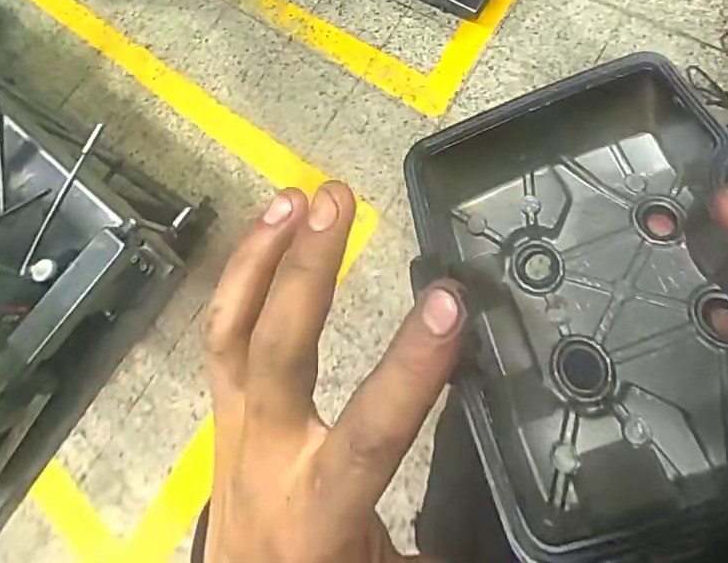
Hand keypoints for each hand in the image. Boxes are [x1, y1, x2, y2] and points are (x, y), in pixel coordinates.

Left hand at [204, 183, 466, 562]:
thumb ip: (445, 532)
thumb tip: (504, 501)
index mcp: (319, 511)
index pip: (370, 430)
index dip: (411, 365)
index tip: (450, 302)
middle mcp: (266, 456)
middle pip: (277, 352)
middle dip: (308, 270)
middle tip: (337, 200)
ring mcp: (234, 424)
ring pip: (231, 330)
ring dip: (260, 255)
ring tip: (293, 197)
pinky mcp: (222, 406)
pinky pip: (222, 332)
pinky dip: (243, 274)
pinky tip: (267, 230)